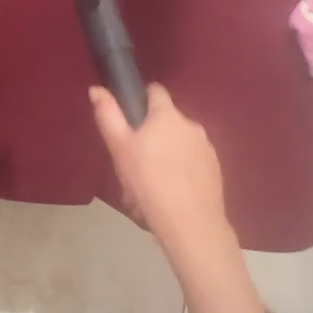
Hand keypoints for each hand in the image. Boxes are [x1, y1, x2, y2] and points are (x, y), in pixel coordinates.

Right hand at [89, 84, 228, 244]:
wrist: (189, 222)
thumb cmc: (147, 181)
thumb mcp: (119, 147)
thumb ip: (108, 115)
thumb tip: (96, 89)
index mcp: (167, 115)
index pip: (155, 90)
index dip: (140, 99)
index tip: (129, 120)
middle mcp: (191, 124)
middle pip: (166, 120)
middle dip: (152, 133)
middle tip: (134, 159)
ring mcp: (207, 147)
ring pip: (180, 142)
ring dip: (167, 152)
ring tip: (151, 181)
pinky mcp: (216, 169)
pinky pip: (193, 160)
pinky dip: (181, 169)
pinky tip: (171, 191)